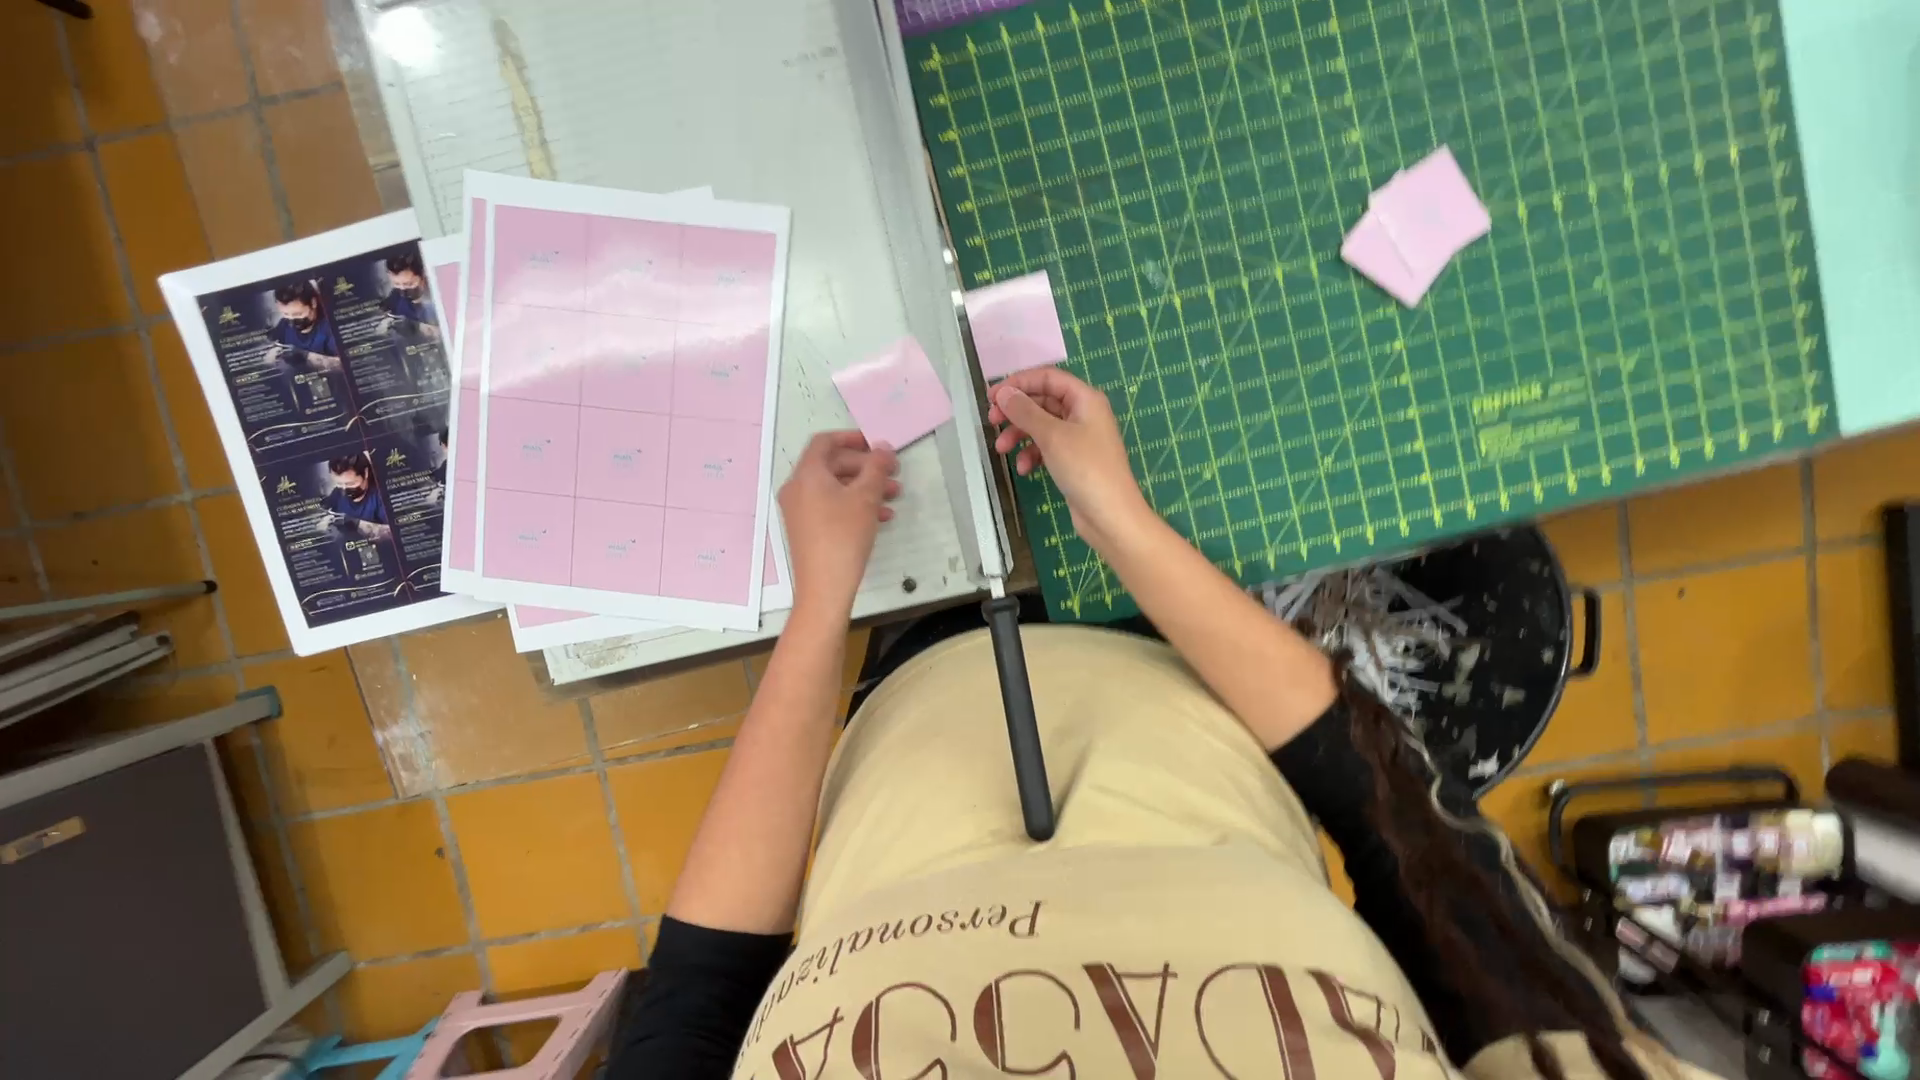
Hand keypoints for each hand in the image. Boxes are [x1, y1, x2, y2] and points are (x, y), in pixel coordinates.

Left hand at [779, 432, 900, 614]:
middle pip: (833, 465)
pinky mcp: (807, 529)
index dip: (852, 438)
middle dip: (866, 467)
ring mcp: (800, 510)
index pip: (825, 442)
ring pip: (836, 488)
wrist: (825, 586)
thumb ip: (876, 467)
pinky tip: (880, 517)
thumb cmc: (844, 536)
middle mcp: (797, 489)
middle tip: (893, 473)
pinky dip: (854, 505)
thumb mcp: (865, 498)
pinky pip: (831, 506)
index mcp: (806, 475)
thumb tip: (882, 447)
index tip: (876, 444)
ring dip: (865, 487)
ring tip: (893, 496)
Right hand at [988, 368, 1149, 553]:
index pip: (1047, 378)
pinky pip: (1046, 448)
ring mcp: (1079, 438)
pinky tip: (1025, 470)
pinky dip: (1032, 454)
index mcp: (1084, 399)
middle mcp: (1083, 413)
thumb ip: (1025, 411)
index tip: (992, 396)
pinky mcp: (1073, 460)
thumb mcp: (1052, 436)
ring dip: (1019, 435)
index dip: (1018, 383)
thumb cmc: (1085, 469)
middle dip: (1016, 412)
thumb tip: (1004, 393)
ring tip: (1001, 449)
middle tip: (991, 421)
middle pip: (1042, 401)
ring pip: (1041, 426)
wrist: (1110, 515)